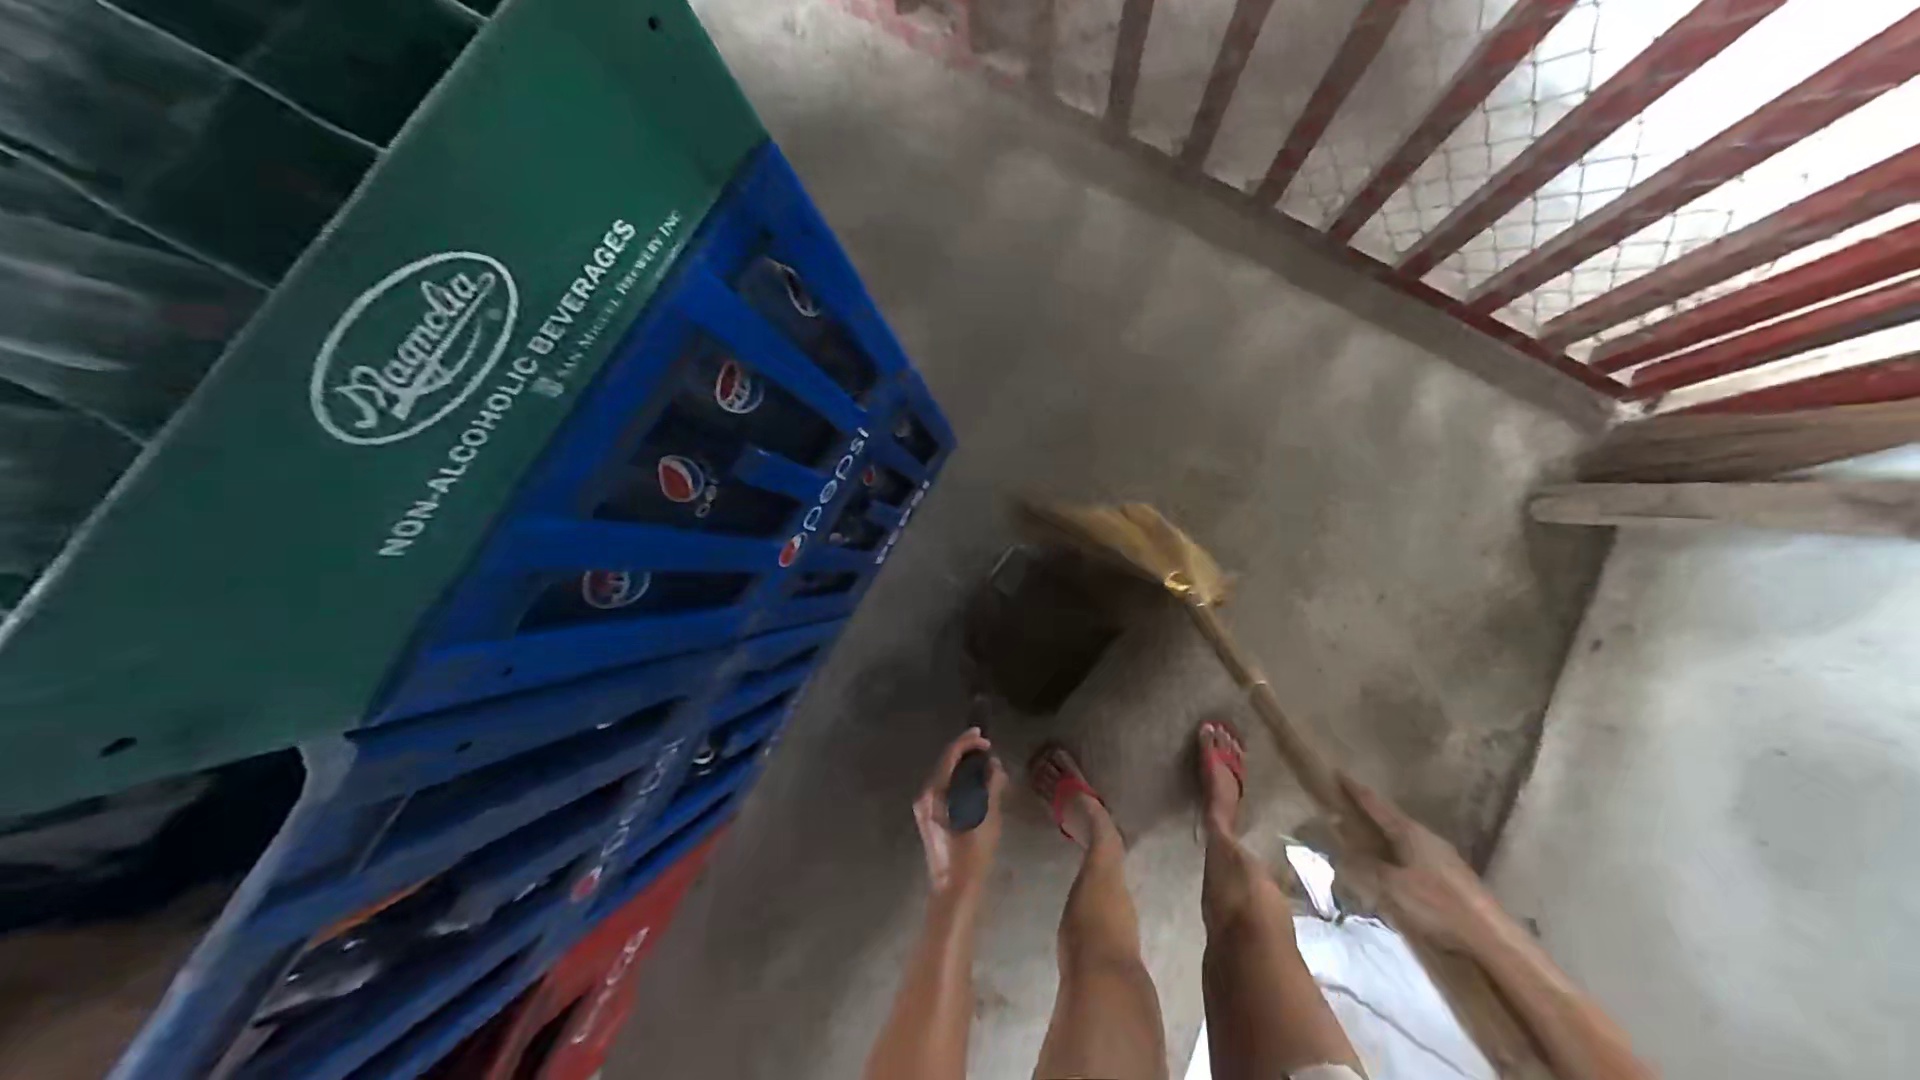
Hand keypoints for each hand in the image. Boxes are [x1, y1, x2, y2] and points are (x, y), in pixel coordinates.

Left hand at [912, 728, 1006, 898]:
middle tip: (986, 745)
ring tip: (984, 759)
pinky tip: (976, 781)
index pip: (949, 756)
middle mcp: (925, 796)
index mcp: (933, 794)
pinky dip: (959, 779)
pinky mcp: (932, 816)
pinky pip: (945, 787)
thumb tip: (994, 764)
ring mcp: (926, 807)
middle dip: (965, 751)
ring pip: (944, 775)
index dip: (966, 743)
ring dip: (963, 764)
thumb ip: (991, 787)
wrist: (954, 891)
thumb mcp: (987, 819)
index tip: (984, 737)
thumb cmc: (970, 857)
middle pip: (944, 762)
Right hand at [1340, 774, 1504, 951]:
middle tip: (1343, 807)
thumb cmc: (1438, 905)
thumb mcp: (1392, 886)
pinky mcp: (1449, 876)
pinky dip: (1394, 853)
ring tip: (1360, 838)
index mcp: (1410, 832)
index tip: (1337, 773)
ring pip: (1402, 838)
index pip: (1375, 803)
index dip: (1355, 789)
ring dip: (1381, 835)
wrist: (1492, 939)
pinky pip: (1412, 855)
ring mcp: (1441, 856)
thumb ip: (1364, 866)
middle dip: (1367, 812)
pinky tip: (1388, 866)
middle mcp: (1426, 837)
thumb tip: (1339, 849)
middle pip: (1390, 818)